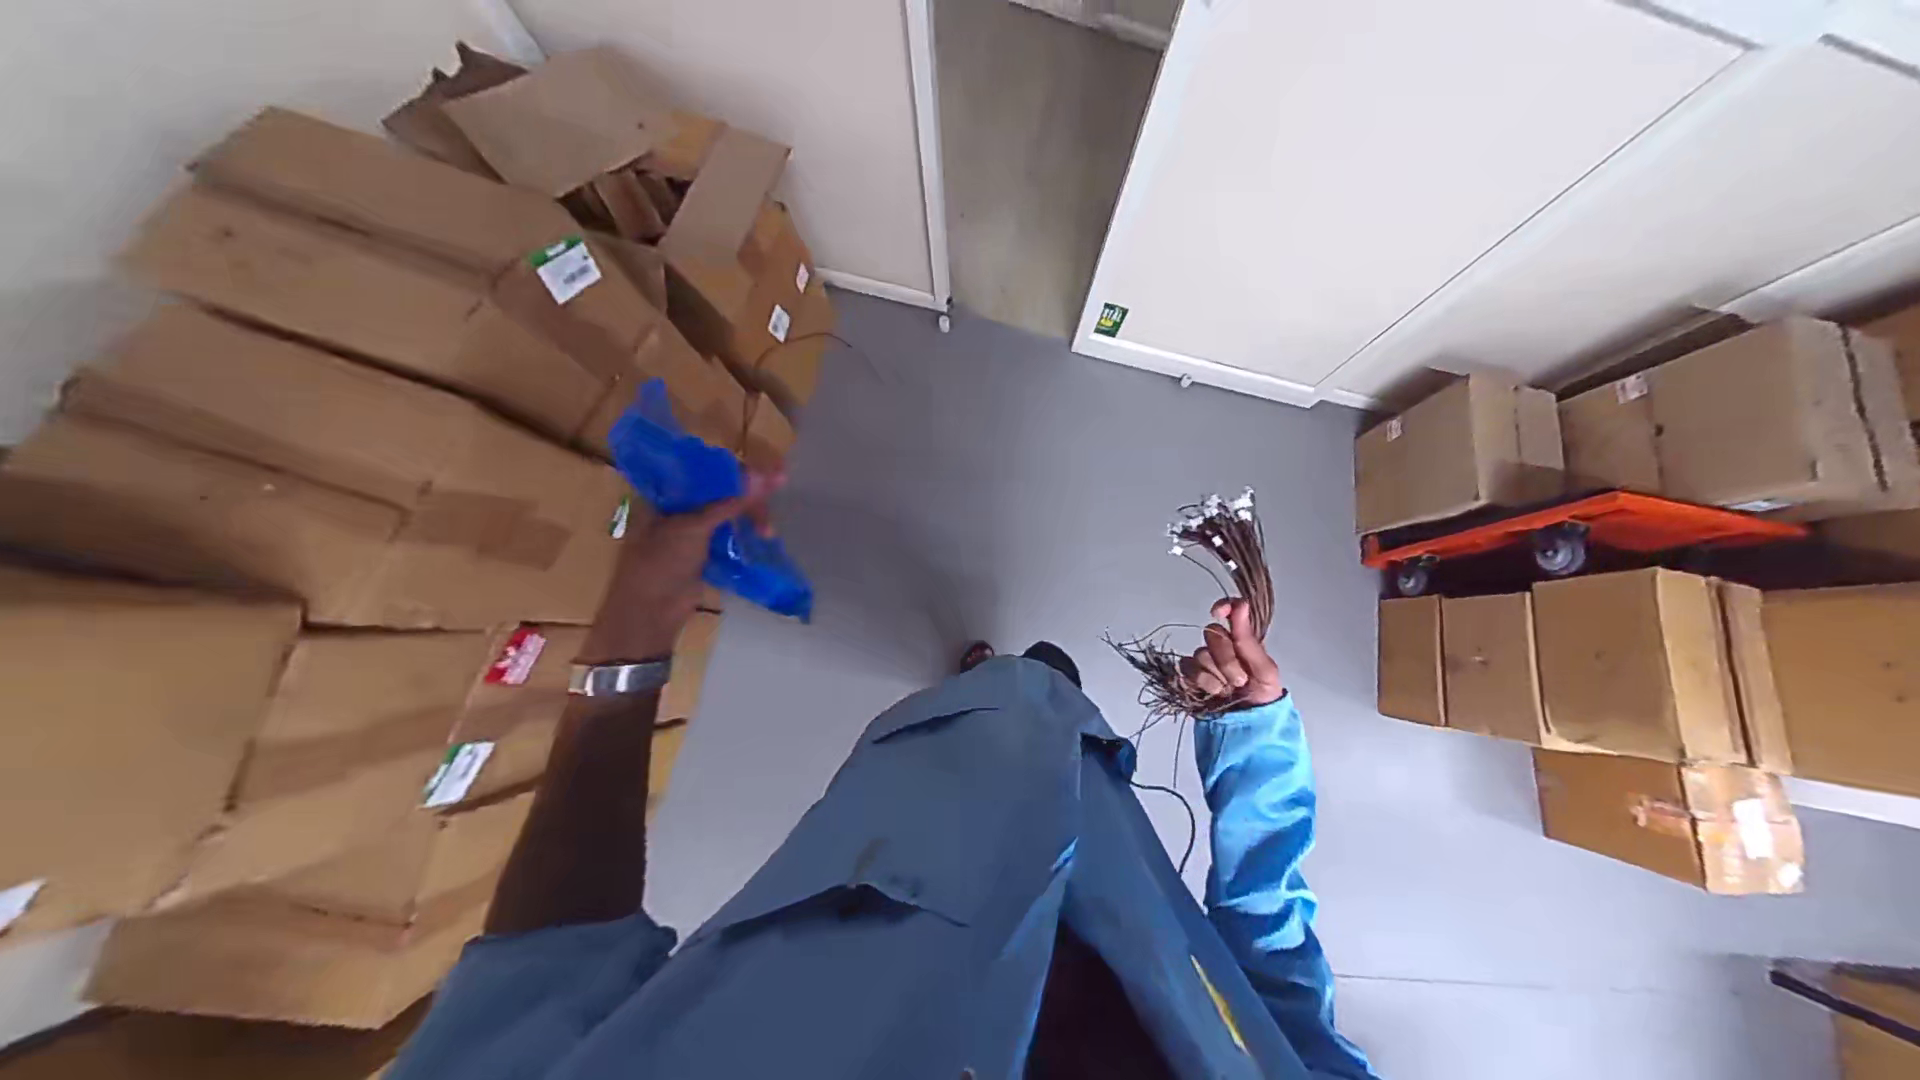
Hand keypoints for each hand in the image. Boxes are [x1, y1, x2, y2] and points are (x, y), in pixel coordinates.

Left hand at [576, 472, 781, 663]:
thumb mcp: (694, 527)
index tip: (765, 473)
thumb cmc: (662, 563)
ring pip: (728, 512)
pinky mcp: (703, 550)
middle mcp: (677, 507)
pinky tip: (763, 535)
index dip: (735, 470)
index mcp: (664, 494)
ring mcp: (690, 530)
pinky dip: (745, 532)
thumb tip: (767, 476)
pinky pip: (730, 532)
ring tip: (768, 532)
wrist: (651, 613)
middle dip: (748, 496)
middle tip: (772, 504)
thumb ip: (731, 502)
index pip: (704, 469)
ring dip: (750, 516)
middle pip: (720, 490)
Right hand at [1178, 598, 1283, 709]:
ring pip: (1200, 655)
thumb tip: (1240, 603)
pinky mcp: (1189, 676)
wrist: (1248, 728)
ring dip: (1216, 677)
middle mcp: (1221, 646)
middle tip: (1240, 680)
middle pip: (1213, 634)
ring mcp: (1203, 661)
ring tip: (1227, 691)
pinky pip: (1186, 669)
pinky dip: (1201, 683)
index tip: (1219, 613)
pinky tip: (1211, 693)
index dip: (1224, 607)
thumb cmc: (1262, 699)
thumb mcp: (1265, 670)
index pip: (1230, 611)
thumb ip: (1249, 640)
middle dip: (1227, 660)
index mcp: (1242, 640)